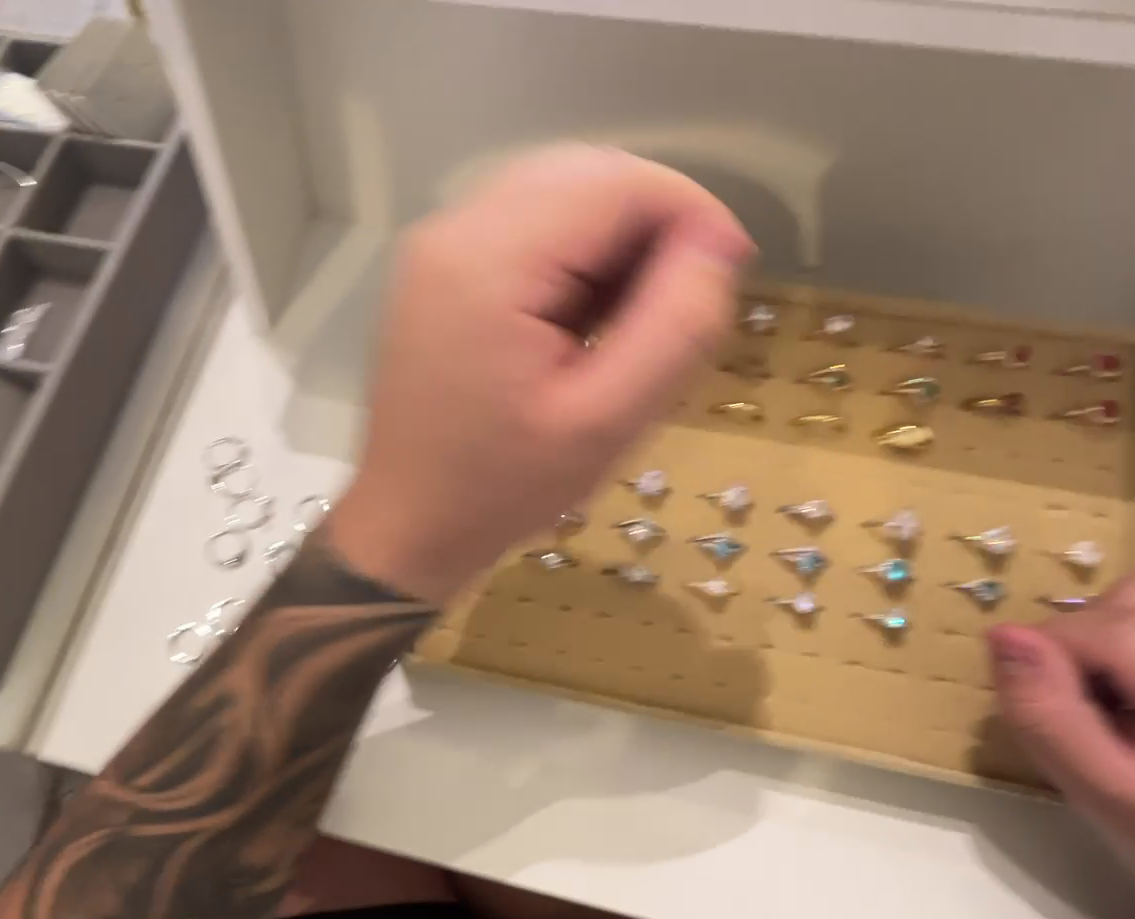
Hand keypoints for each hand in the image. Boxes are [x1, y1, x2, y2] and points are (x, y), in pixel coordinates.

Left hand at [328, 144, 752, 602]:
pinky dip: (570, 260)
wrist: (408, 526)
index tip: (726, 276)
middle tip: (677, 305)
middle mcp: (452, 231)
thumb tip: (715, 242)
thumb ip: (675, 324)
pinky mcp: (435, 274)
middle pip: (583, 176)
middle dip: (650, 226)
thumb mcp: (606, 422)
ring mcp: (436, 250)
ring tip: (629, 323)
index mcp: (488, 260)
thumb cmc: (501, 488)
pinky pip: (522, 231)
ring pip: (555, 197)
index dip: (689, 214)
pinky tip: (581, 322)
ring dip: (611, 244)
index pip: (615, 182)